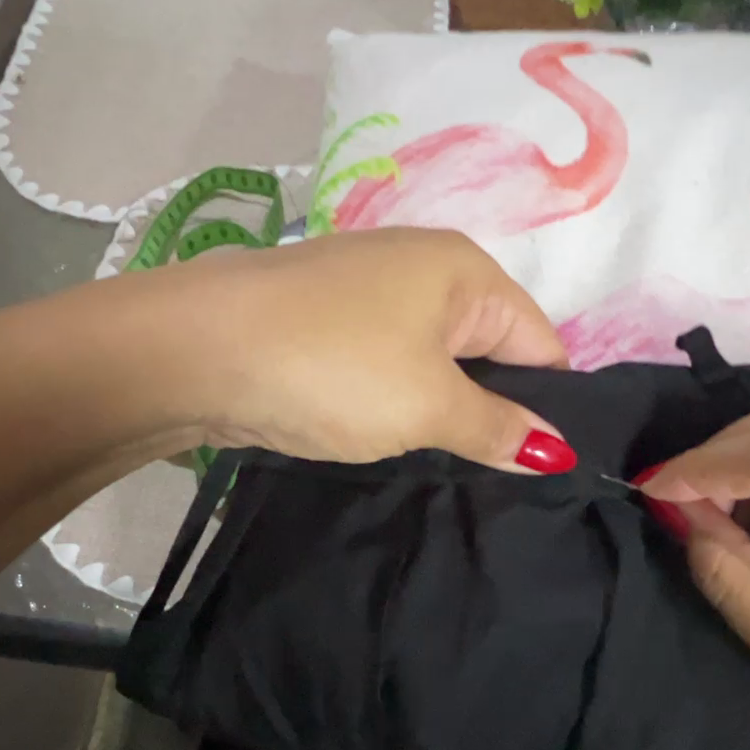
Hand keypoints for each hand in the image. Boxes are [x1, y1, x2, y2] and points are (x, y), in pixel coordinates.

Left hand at [116, 228, 576, 472]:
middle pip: (487, 350)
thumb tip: (556, 449)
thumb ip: (497, 428)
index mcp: (465, 270)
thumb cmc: (331, 368)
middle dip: (493, 413)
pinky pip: (386, 366)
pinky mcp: (325, 322)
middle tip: (495, 481)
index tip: (545, 471)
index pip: (539, 342)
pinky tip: (389, 441)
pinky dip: (394, 403)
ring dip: (441, 413)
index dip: (548, 407)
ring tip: (446, 471)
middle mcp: (421, 268)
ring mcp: (366, 293)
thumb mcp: (427, 406)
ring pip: (433, 363)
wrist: (193, 350)